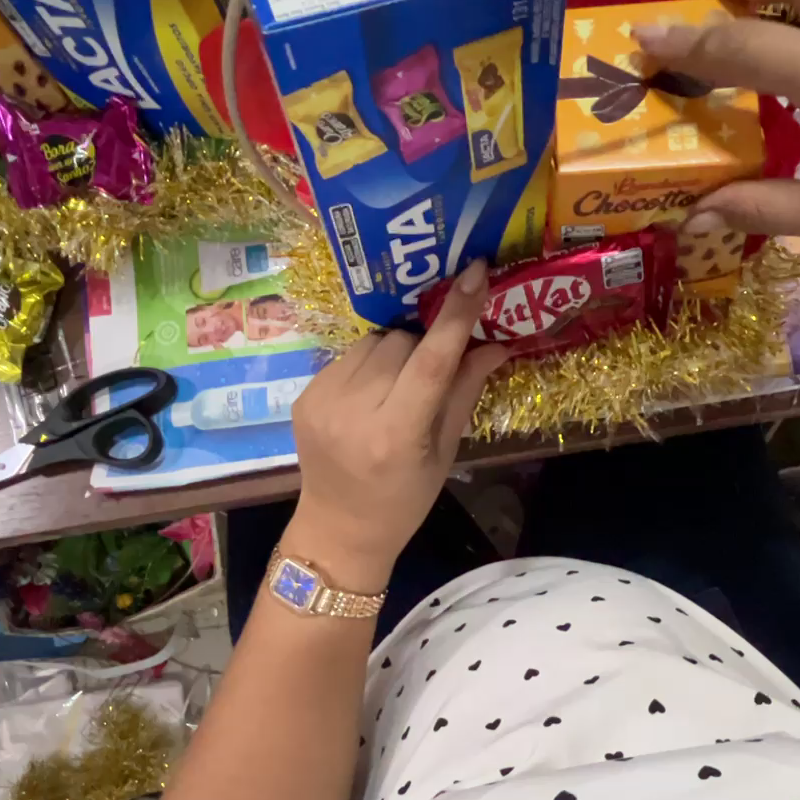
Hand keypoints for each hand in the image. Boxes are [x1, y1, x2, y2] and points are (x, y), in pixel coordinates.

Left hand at [282, 262, 508, 593]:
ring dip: (394, 353)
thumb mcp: (444, 452)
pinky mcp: (304, 395)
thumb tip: (495, 342)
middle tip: (430, 377)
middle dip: (423, 347)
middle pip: (400, 341)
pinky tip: (371, 397)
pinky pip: (348, 355)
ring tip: (397, 390)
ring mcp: (321, 400)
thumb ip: (464, 391)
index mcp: (395, 434)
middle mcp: (354, 412)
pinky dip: (368, 365)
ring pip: (373, 342)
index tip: (475, 271)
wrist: (340, 528)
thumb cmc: (405, 499)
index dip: (456, 313)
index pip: (432, 361)